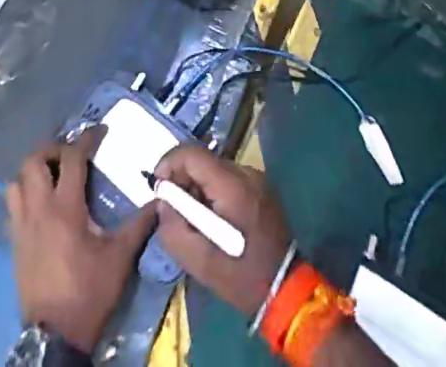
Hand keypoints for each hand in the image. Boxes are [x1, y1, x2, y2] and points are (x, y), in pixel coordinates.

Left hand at [6, 126, 157, 352]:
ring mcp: (21, 223)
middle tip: (72, 155)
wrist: (55, 332)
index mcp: (65, 207)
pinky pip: (12, 202)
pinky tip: (40, 202)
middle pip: (34, 160)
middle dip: (52, 149)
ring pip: (17, 179)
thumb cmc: (89, 291)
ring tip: (53, 175)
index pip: (72, 159)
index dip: (86, 140)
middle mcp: (38, 207)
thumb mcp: (120, 258)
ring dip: (34, 170)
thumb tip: (158, 201)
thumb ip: (138, 225)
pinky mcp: (13, 239)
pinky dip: (24, 191)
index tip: (99, 132)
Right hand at [152, 145, 293, 316]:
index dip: (168, 164)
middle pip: (201, 159)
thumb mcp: (198, 262)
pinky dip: (211, 191)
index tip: (159, 188)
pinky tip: (213, 218)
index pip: (191, 154)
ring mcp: (256, 178)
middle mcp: (247, 174)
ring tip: (195, 218)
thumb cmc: (241, 277)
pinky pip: (225, 177)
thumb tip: (163, 201)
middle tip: (175, 210)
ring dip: (196, 187)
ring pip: (212, 168)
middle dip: (181, 179)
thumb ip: (172, 227)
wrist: (287, 292)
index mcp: (233, 187)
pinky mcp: (260, 186)